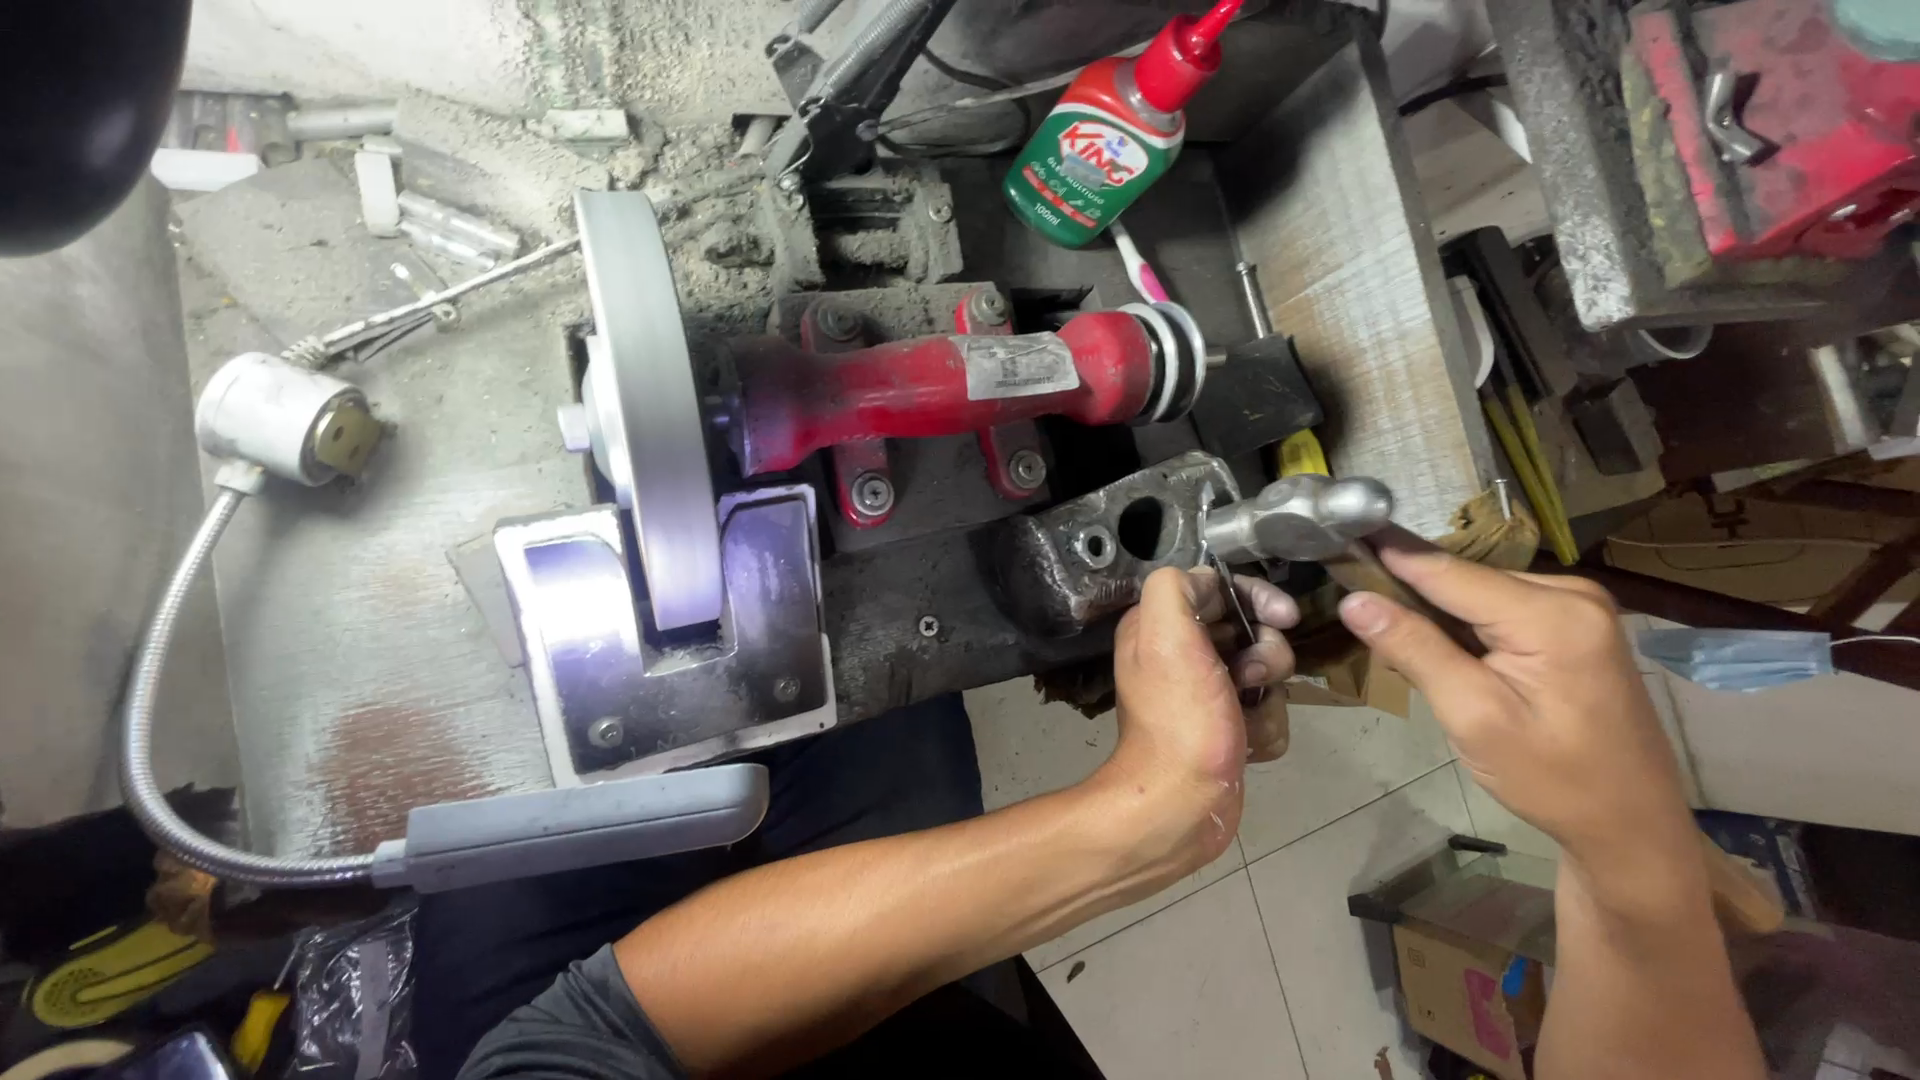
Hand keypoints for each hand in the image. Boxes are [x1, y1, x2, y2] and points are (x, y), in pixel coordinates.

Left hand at [1090, 567, 1297, 889]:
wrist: (1183, 801)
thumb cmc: (1179, 717)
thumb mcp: (1165, 635)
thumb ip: (1176, 588)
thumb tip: (1205, 578)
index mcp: (1161, 627)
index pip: (1219, 588)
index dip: (1255, 595)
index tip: (1283, 615)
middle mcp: (1181, 655)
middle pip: (1252, 630)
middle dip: (1267, 653)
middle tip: (1252, 676)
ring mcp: (1207, 695)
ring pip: (1268, 675)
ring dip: (1267, 697)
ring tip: (1244, 716)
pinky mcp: (1229, 730)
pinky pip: (1269, 714)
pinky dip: (1265, 729)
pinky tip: (1246, 745)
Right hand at [1335, 537, 1696, 883]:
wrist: (1630, 823)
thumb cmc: (1553, 778)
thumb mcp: (1472, 716)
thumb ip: (1414, 649)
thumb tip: (1354, 600)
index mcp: (1552, 613)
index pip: (1445, 570)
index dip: (1384, 554)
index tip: (1331, 537)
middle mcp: (1571, 592)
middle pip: (1460, 577)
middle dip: (1406, 592)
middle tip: (1353, 614)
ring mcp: (1577, 605)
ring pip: (1474, 590)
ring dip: (1431, 611)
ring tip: (1388, 640)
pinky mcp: (1574, 622)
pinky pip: (1496, 606)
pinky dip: (1460, 624)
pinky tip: (1440, 652)